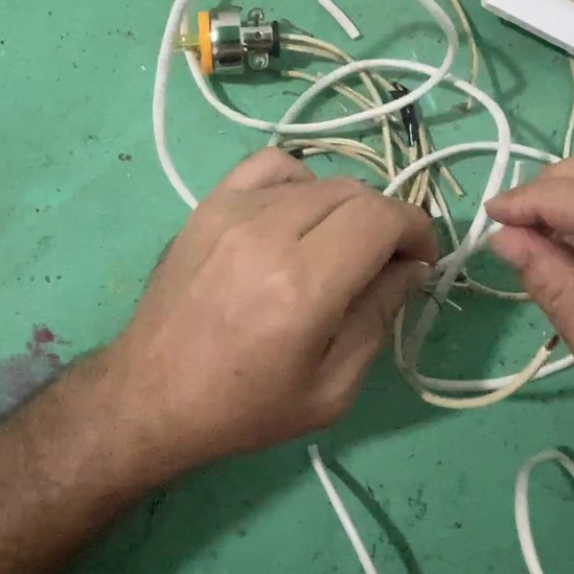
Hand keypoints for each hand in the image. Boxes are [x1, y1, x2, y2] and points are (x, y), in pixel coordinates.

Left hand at [100, 148, 437, 473]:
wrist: (151, 395)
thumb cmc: (245, 407)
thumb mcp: (332, 390)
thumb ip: (379, 318)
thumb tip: (411, 267)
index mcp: (303, 284)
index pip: (382, 216)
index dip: (417, 229)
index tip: (422, 260)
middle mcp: (269, 232)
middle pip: (356, 192)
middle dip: (387, 222)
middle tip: (386, 263)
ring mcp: (233, 211)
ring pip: (319, 178)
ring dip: (347, 207)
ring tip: (339, 246)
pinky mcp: (209, 205)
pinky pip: (270, 166)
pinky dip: (300, 182)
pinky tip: (296, 215)